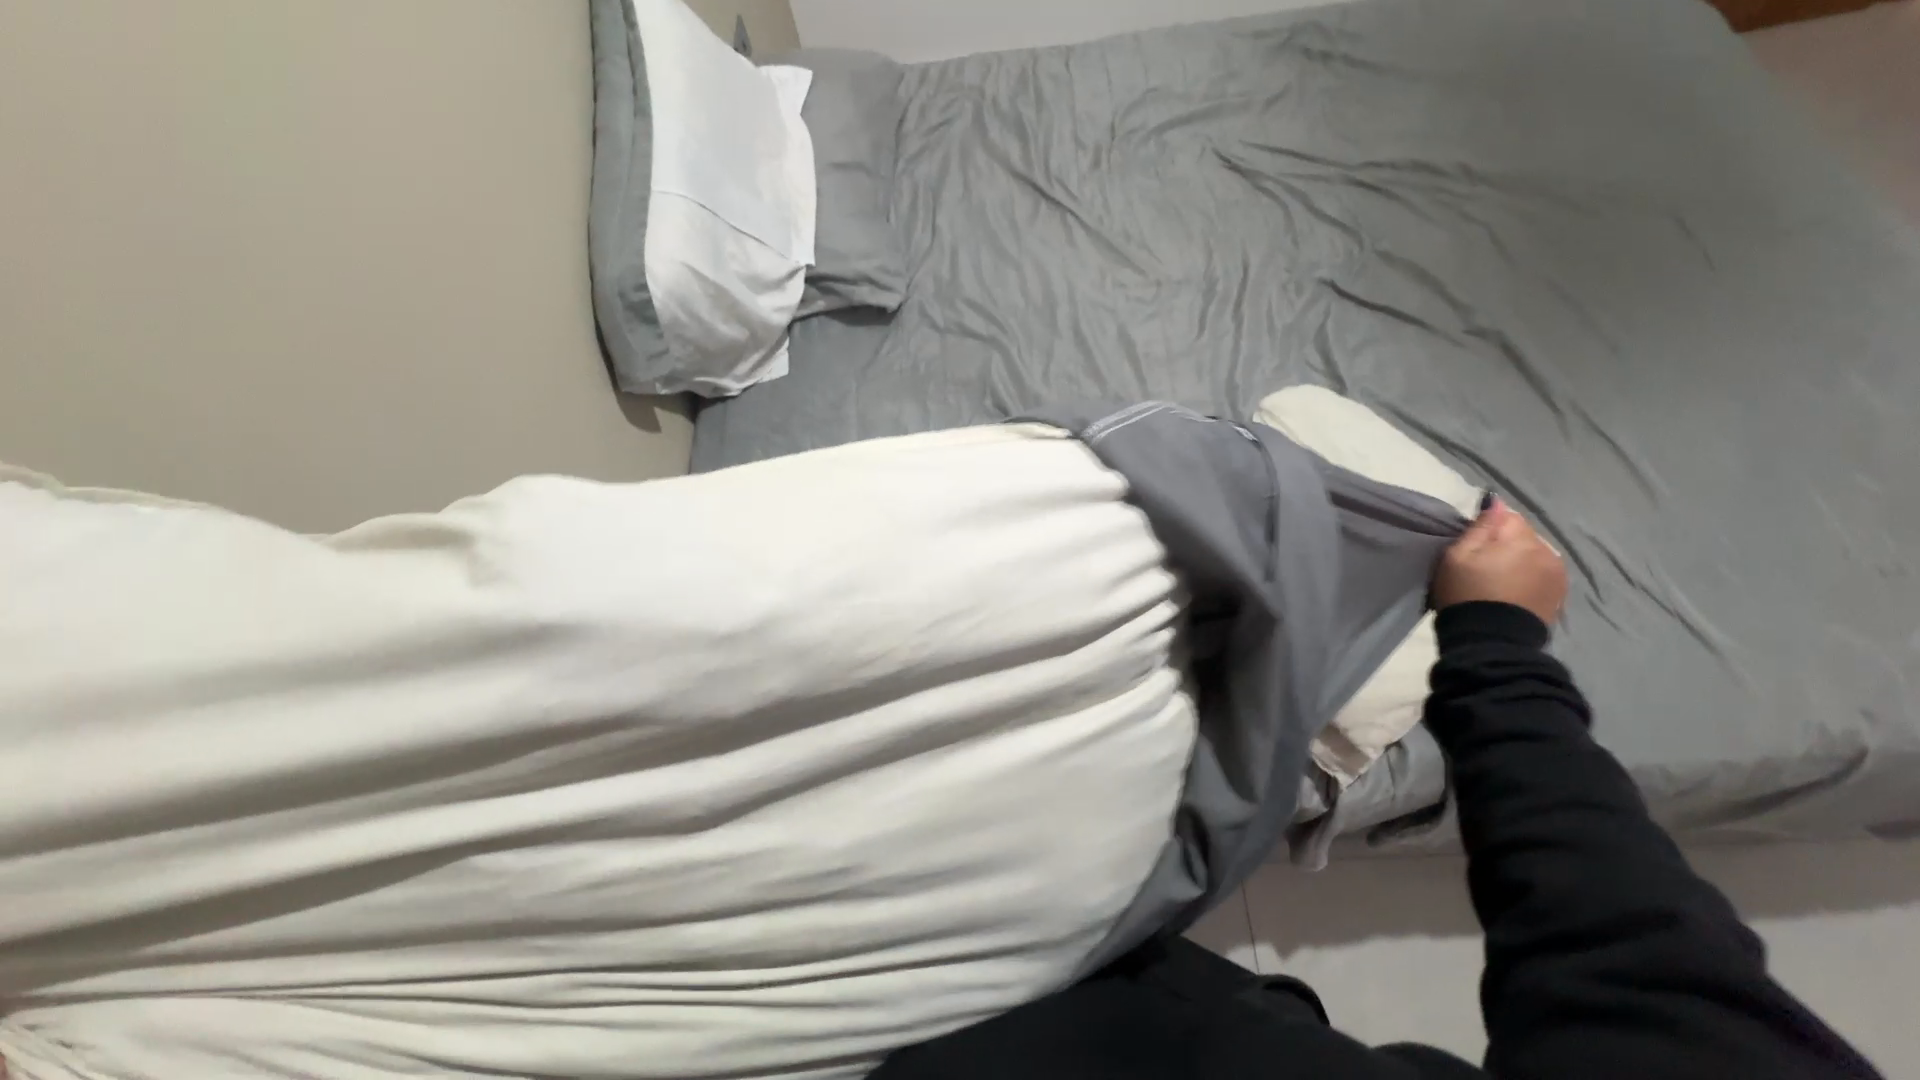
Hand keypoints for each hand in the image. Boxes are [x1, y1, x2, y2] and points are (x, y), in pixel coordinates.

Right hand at [1433, 497, 1567, 623]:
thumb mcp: (1458, 557)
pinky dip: (1530, 577)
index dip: (1488, 528)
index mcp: (1521, 538)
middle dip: (1507, 544)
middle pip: (1523, 536)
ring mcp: (1558, 573)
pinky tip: (1514, 591)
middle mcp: (1547, 550)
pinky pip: (1543, 573)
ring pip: (1534, 554)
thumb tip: (1496, 502)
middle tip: (1484, 565)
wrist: (1492, 640)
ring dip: (1520, 561)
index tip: (1474, 544)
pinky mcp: (1560, 593)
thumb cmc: (1467, 594)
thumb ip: (1480, 527)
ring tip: (1500, 580)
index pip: (1507, 517)